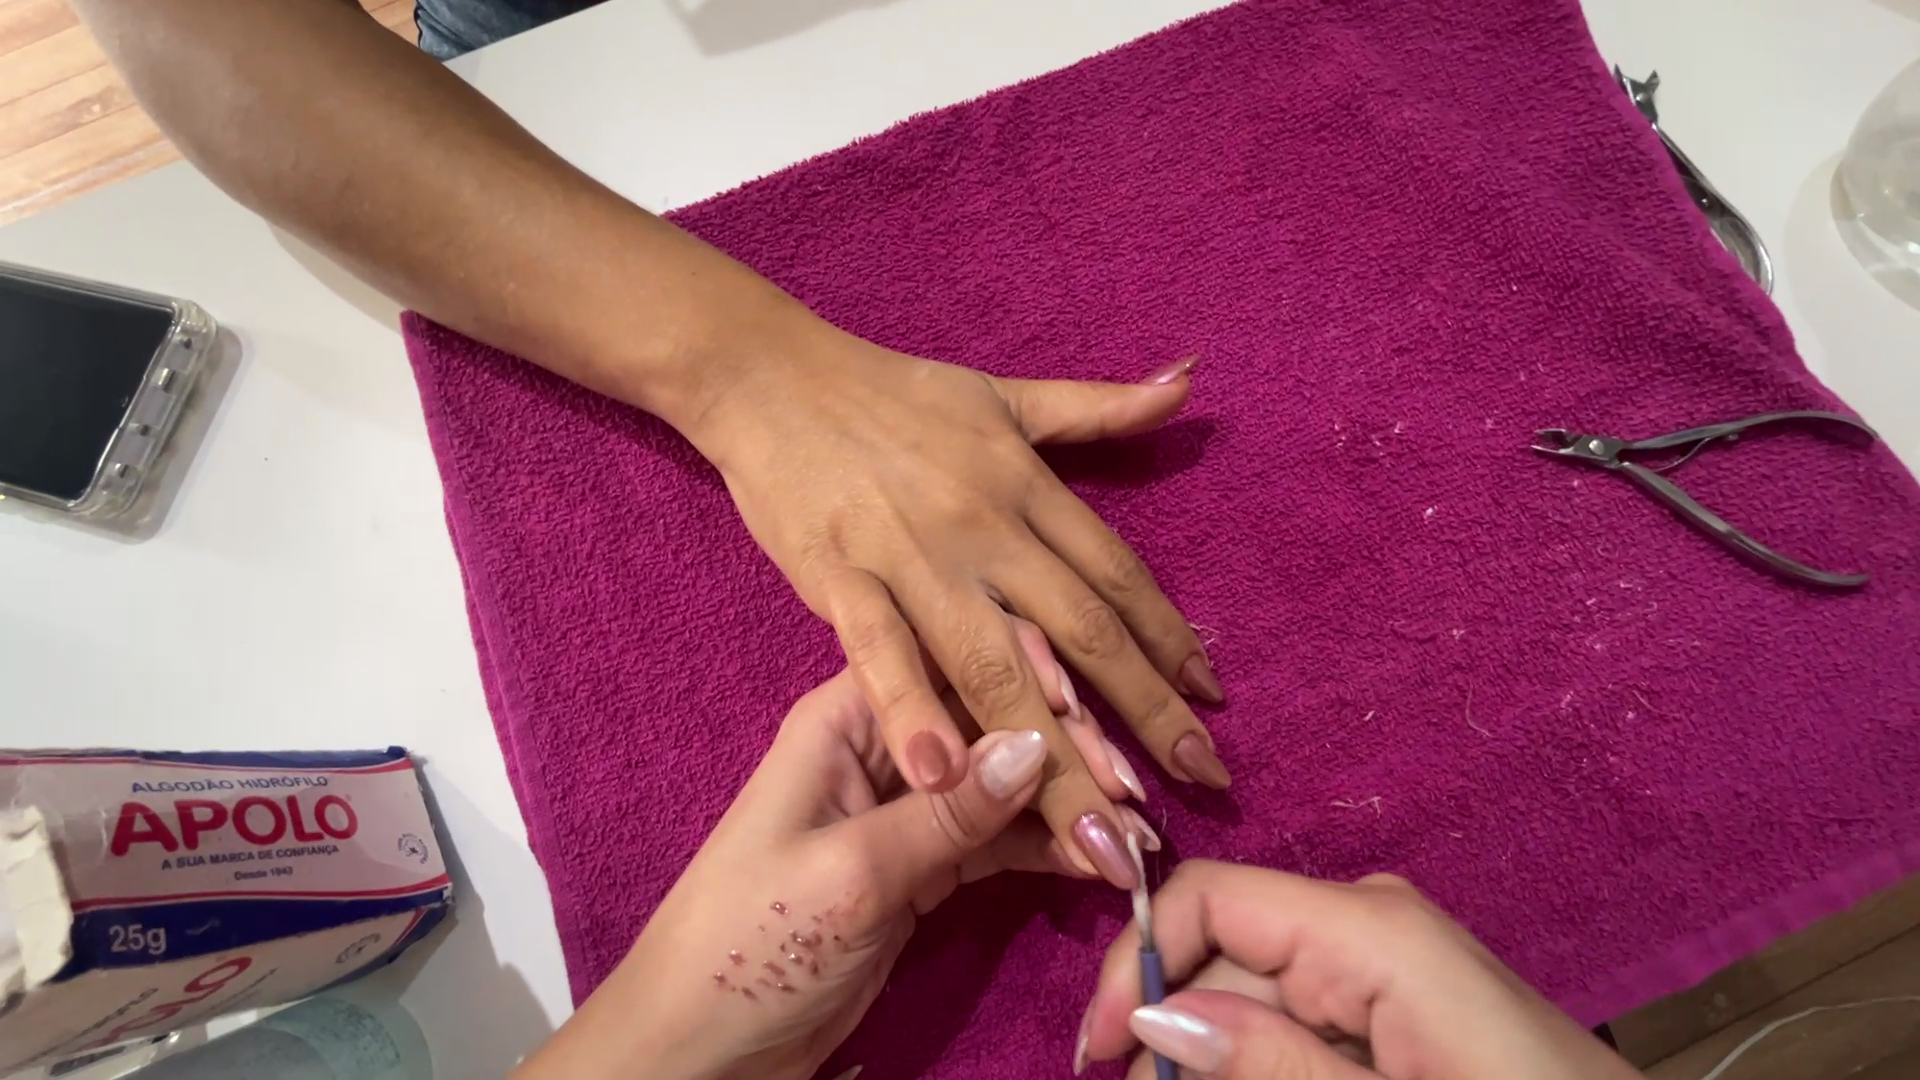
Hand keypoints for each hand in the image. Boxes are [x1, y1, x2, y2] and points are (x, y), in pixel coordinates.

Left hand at [513, 632, 1125, 1079]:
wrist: (700, 1050)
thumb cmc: (750, 944)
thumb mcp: (852, 872)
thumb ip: (948, 810)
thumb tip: (1036, 742)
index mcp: (849, 714)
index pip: (949, 664)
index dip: (1021, 676)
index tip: (1087, 713)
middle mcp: (887, 742)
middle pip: (988, 721)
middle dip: (1060, 750)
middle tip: (1128, 794)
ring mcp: (909, 802)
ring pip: (1002, 782)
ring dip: (1066, 804)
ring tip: (1135, 836)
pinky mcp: (925, 857)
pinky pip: (996, 838)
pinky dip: (1045, 847)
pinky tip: (1098, 860)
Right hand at [686, 324, 1228, 887]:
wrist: (774, 379)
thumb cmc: (893, 391)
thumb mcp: (1004, 394)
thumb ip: (1096, 407)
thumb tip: (1185, 384)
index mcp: (1024, 486)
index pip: (1115, 575)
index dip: (1169, 639)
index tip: (1212, 699)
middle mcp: (983, 528)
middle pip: (1078, 631)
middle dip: (1145, 712)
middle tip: (1203, 782)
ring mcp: (911, 557)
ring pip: (993, 664)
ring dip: (1052, 753)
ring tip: (1100, 833)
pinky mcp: (839, 579)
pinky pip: (881, 651)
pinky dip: (912, 709)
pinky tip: (943, 777)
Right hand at [1080, 863, 1643, 1078]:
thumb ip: (1272, 1066)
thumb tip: (1153, 1010)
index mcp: (1367, 928)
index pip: (1208, 896)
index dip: (1138, 958)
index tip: (1101, 1052)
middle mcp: (1366, 919)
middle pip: (1225, 954)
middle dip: (1175, 1031)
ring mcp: (1383, 957)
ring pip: (1256, 994)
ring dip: (1218, 1058)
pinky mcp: (1395, 997)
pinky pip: (1300, 1019)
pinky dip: (1264, 1063)